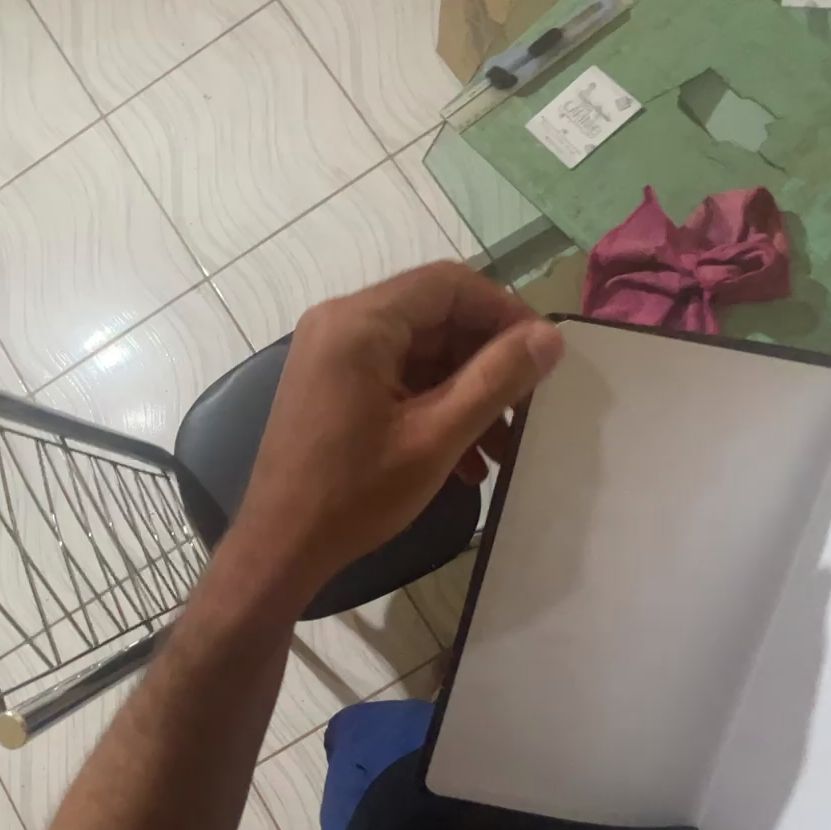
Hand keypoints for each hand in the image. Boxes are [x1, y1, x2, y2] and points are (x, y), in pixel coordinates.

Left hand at [235, 261, 564, 595]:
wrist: (280, 545)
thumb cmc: (354, 494)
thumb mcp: (435, 438)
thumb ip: (496, 381)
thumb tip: (550, 337)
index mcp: (359, 323)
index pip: (449, 285)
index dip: (504, 312)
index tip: (543, 354)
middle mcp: (339, 325)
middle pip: (434, 319)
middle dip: (486, 364)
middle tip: (527, 408)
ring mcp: (330, 356)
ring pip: (418, 355)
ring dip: (464, 395)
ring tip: (503, 449)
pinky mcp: (330, 387)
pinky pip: (394, 380)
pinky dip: (432, 409)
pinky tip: (464, 460)